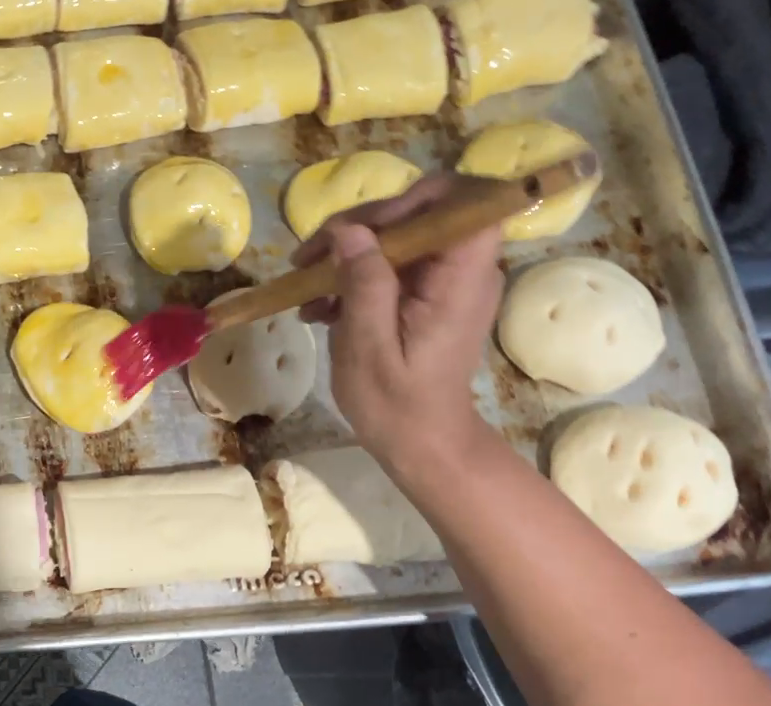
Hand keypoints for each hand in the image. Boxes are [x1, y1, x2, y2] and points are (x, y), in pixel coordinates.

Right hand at [293, 174, 504, 472]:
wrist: (418, 441)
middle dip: (362, 227)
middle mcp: (464, 269)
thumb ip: (365, 284)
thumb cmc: (394, 403)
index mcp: (461, 278)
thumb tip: (349, 232)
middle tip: (308, 257)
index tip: (360, 232)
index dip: (412, 201)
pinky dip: (354, 277)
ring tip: (305, 288)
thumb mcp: (368, 347)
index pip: (465, 201)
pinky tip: (320, 307)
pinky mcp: (427, 296)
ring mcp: (446, 282)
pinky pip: (394, 266)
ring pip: (402, 238)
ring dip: (348, 254)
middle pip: (423, 213)